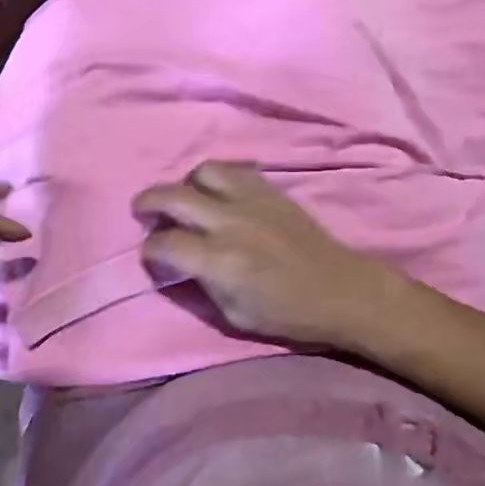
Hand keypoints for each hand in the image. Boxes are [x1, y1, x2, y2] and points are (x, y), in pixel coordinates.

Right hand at [133, 162, 405, 349]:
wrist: (341, 291)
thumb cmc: (286, 314)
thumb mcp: (233, 315)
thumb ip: (199, 286)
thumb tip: (175, 265)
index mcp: (219, 261)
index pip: (165, 243)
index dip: (149, 250)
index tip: (151, 255)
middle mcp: (230, 222)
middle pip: (173, 196)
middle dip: (148, 202)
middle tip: (143, 211)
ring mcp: (251, 200)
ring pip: (204, 171)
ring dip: (186, 183)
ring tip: (186, 198)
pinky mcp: (270, 190)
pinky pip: (235, 169)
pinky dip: (219, 177)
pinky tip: (218, 192)